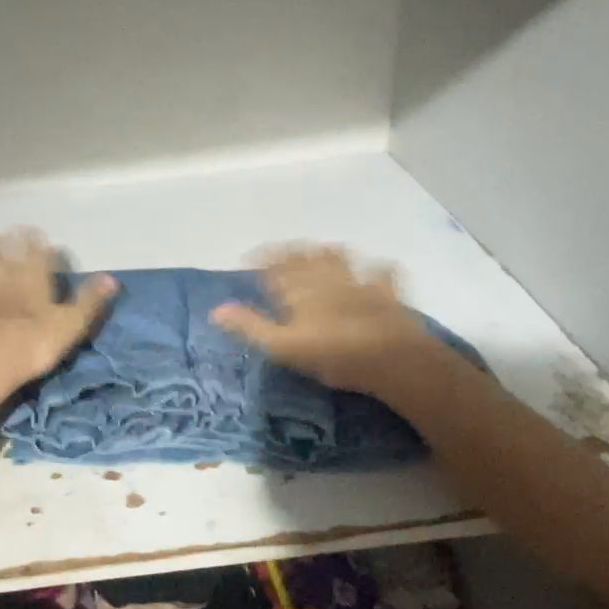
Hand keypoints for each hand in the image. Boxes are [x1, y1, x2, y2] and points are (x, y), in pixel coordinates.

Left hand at [0, 228, 116, 385]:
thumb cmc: (36, 342)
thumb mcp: (72, 323)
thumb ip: (89, 300)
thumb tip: (112, 278)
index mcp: (32, 283)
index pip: (35, 256)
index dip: (34, 242)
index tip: (32, 230)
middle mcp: (5, 286)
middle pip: (1, 260)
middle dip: (2, 246)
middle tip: (0, 234)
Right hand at [211, 246, 441, 393]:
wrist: (393, 357)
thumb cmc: (333, 353)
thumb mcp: (283, 345)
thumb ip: (250, 326)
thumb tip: (215, 310)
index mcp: (299, 287)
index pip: (274, 264)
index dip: (260, 259)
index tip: (248, 260)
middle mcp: (327, 276)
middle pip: (305, 255)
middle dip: (290, 252)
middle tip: (280, 254)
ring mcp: (360, 280)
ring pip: (339, 256)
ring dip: (325, 252)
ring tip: (318, 253)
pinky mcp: (388, 293)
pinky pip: (382, 274)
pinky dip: (376, 270)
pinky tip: (376, 270)